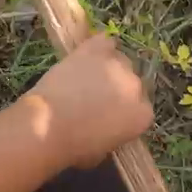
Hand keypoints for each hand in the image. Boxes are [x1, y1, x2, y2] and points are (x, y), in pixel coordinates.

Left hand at [24, 32, 152, 168]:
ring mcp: (117, 65)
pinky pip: (104, 41)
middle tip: (98, 95)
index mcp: (143, 115)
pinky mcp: (96, 50)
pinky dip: (99, 46)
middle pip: (133, 82)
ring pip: (120, 60)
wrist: (48, 124)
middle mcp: (136, 87)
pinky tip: (88, 54)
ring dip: (109, 67)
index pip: (141, 108)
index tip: (112, 112)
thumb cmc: (75, 146)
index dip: (126, 109)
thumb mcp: (105, 149)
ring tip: (88, 76)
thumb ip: (116, 131)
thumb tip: (109, 124)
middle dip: (119, 88)